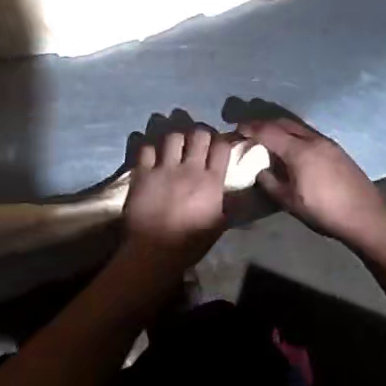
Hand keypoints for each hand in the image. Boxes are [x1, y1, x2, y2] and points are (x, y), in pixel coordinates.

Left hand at [121, 127, 232, 266]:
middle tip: (197, 143)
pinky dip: (150, 149)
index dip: (221, 141)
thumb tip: (243, 193)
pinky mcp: (142, 173)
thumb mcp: (219, 225)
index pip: (221, 146)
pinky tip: (153, 157)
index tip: (218, 146)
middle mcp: (189, 169)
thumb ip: (230, 204)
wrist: (155, 251)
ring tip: (175, 148)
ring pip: (172, 136)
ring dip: (176, 139)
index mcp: (211, 181)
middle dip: (200, 134)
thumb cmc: (190, 242)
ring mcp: (163, 169)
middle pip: (198, 134)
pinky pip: (146, 148)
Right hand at [237, 119, 385, 252]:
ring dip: (280, 128)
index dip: (250, 128)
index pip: (268, 131)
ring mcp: (327, 142)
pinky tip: (291, 147)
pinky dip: (294, 135)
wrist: (365, 215)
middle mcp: (313, 140)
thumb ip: (270, 183)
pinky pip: (309, 134)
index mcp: (299, 151)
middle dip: (264, 123)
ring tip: (268, 137)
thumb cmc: (324, 211)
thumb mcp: (289, 201)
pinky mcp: (337, 149)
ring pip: (298, 127)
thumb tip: (260, 170)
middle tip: (249, 130)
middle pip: (283, 123)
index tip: (237, 128)